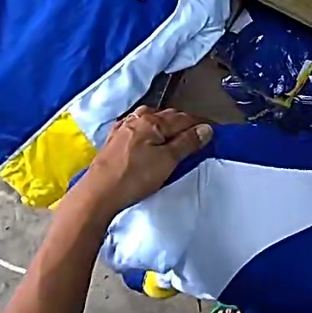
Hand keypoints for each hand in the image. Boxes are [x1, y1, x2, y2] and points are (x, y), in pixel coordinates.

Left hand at [62, 107, 211, 222]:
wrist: (97, 196)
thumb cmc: (133, 178)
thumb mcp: (168, 160)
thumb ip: (188, 142)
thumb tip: (206, 129)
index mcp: (152, 121)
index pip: (184, 118)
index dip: (201, 124)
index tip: (214, 131)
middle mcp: (136, 120)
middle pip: (168, 116)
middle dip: (185, 122)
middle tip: (200, 134)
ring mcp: (123, 130)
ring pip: (151, 120)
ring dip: (166, 124)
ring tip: (177, 134)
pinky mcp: (114, 142)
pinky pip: (137, 128)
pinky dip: (149, 130)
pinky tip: (150, 137)